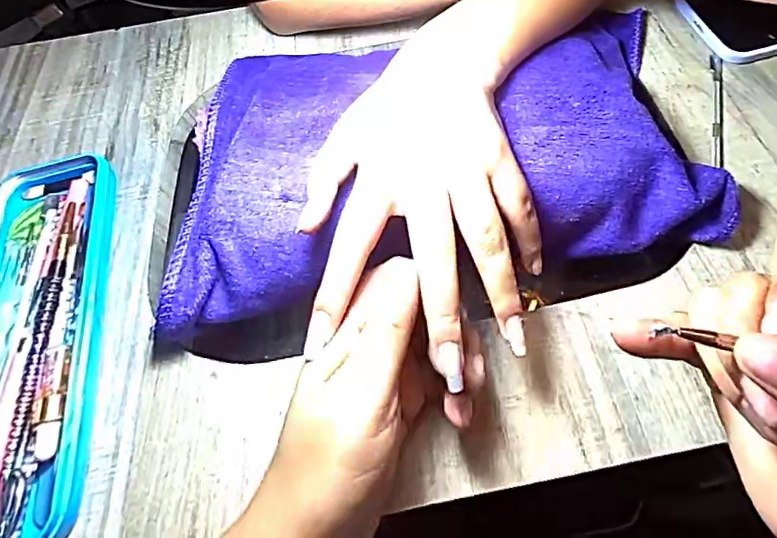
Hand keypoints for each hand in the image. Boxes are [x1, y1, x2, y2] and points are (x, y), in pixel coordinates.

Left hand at [227, 259, 442, 537]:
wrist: (313, 532)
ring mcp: (384, 366)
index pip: (399, 276)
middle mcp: (366, 338)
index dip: (434, 294)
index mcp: (348, 326)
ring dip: (460, 366)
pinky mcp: (399, 395)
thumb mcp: (360, 398)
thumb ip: (386, 333)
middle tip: (463, 373)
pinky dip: (456, 392)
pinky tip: (458, 416)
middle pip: (425, 305)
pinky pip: (438, 374)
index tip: (451, 331)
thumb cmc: (324, 470)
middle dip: (454, 335)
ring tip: (463, 400)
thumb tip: (411, 265)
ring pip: (436, 339)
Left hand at [299, 36, 529, 428]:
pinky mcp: (499, 160)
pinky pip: (518, 206)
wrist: (438, 65)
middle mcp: (423, 181)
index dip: (334, 296)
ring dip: (502, 292)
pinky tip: (537, 275)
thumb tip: (304, 228)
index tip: (322, 346)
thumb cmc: (386, 107)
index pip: (351, 246)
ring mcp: (466, 171)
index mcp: (379, 179)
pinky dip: (530, 240)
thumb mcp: (344, 137)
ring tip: (515, 339)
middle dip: (442, 317)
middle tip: (452, 371)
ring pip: (487, 241)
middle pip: (435, 258)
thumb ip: (323, 181)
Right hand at [612, 230, 776, 537]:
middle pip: (750, 287)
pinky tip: (633, 336)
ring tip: (762, 418)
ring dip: (722, 366)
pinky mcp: (725, 377)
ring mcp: (762, 349)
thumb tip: (767, 351)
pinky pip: (679, 339)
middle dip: (749, 347)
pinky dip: (655, 335)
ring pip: (711, 309)